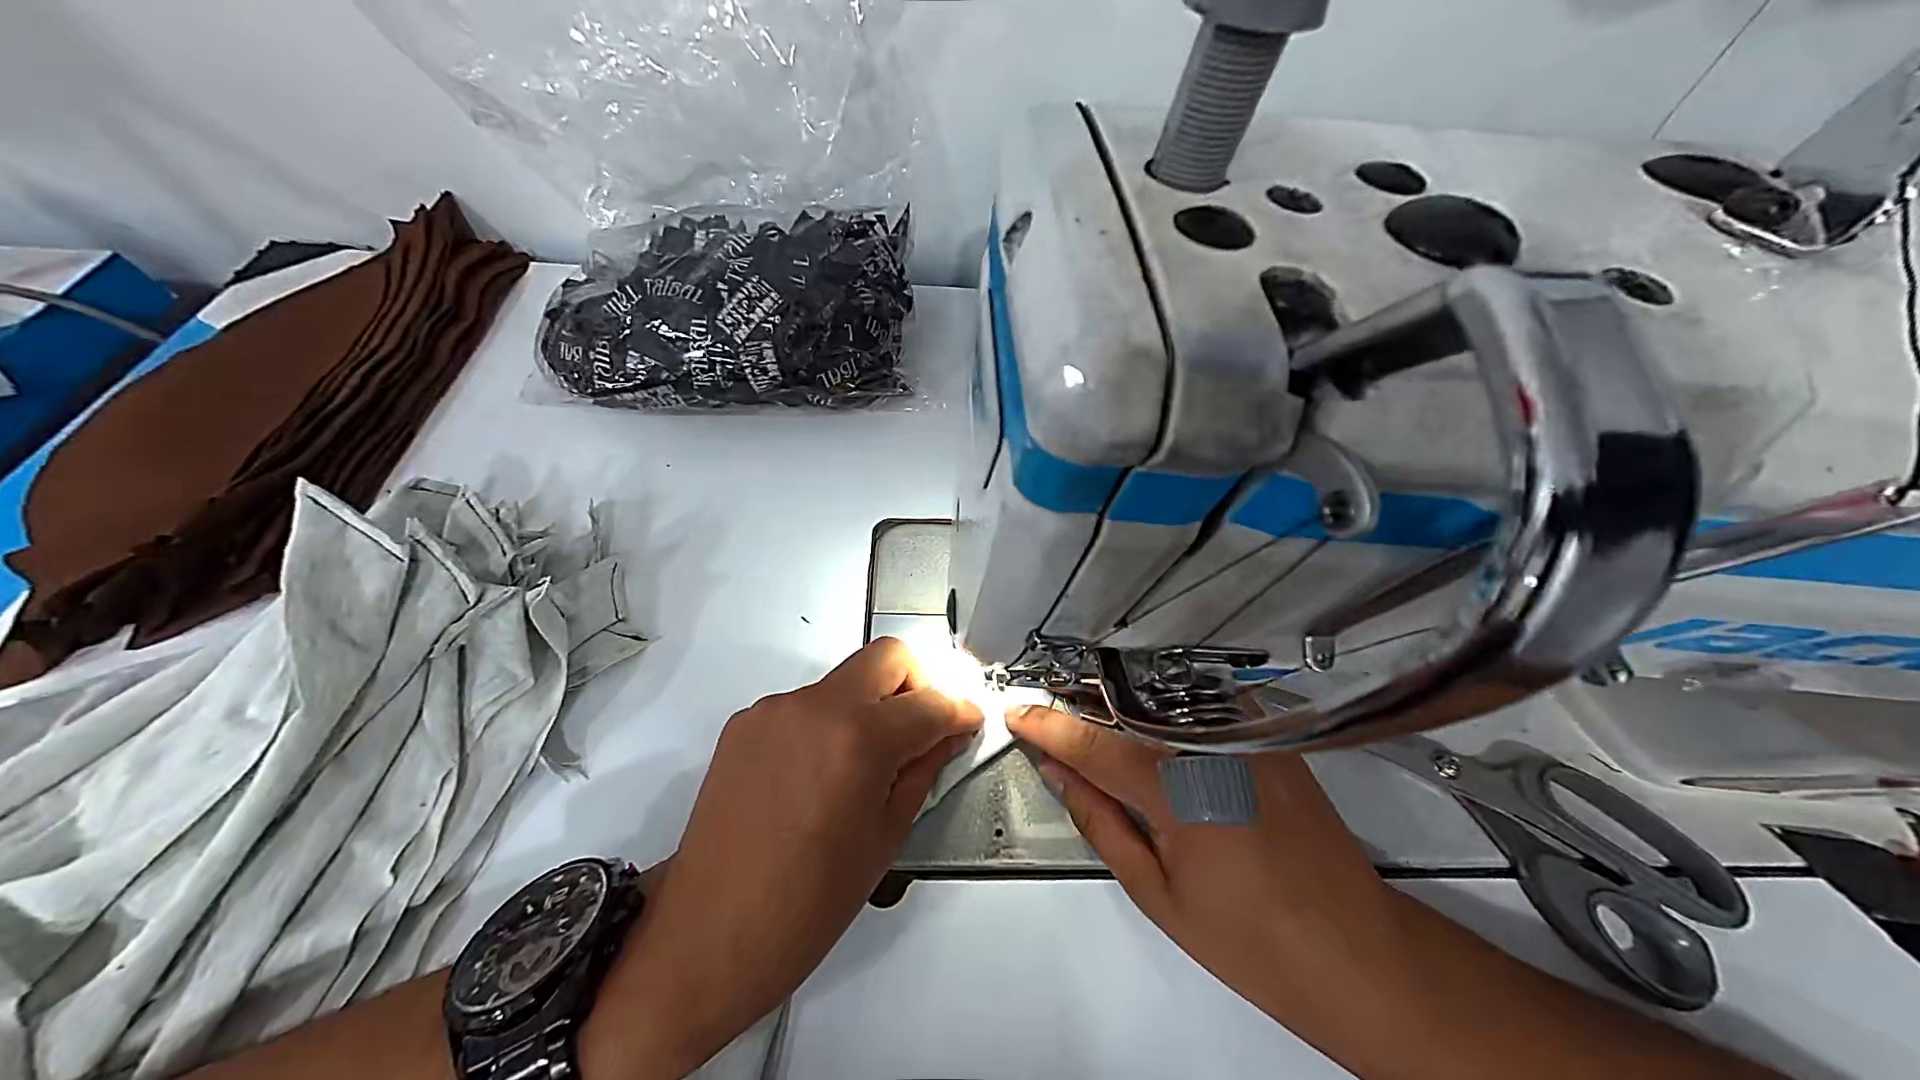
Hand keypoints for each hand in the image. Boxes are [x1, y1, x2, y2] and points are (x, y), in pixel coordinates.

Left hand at [584, 639, 981, 1078]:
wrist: (707, 932)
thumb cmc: (809, 902)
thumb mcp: (885, 837)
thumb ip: (922, 771)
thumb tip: (947, 734)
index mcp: (859, 739)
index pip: (930, 702)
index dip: (960, 710)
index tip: (968, 722)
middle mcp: (815, 706)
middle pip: (887, 656)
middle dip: (918, 683)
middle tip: (924, 726)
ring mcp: (774, 709)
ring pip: (844, 680)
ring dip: (870, 706)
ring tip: (867, 763)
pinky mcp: (745, 722)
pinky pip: (806, 705)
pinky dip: (829, 723)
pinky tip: (822, 773)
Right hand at [1006, 707, 1789, 1079]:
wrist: (1356, 951)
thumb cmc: (1252, 941)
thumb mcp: (1157, 893)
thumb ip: (1101, 821)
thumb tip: (1060, 773)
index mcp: (1180, 793)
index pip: (1092, 743)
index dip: (1047, 724)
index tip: (1017, 714)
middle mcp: (1215, 749)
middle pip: (1125, 708)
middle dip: (1077, 704)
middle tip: (1043, 710)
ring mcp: (1250, 737)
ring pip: (1162, 700)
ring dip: (1115, 701)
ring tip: (1082, 712)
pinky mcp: (1271, 737)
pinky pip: (1201, 707)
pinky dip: (1161, 707)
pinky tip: (1142, 718)